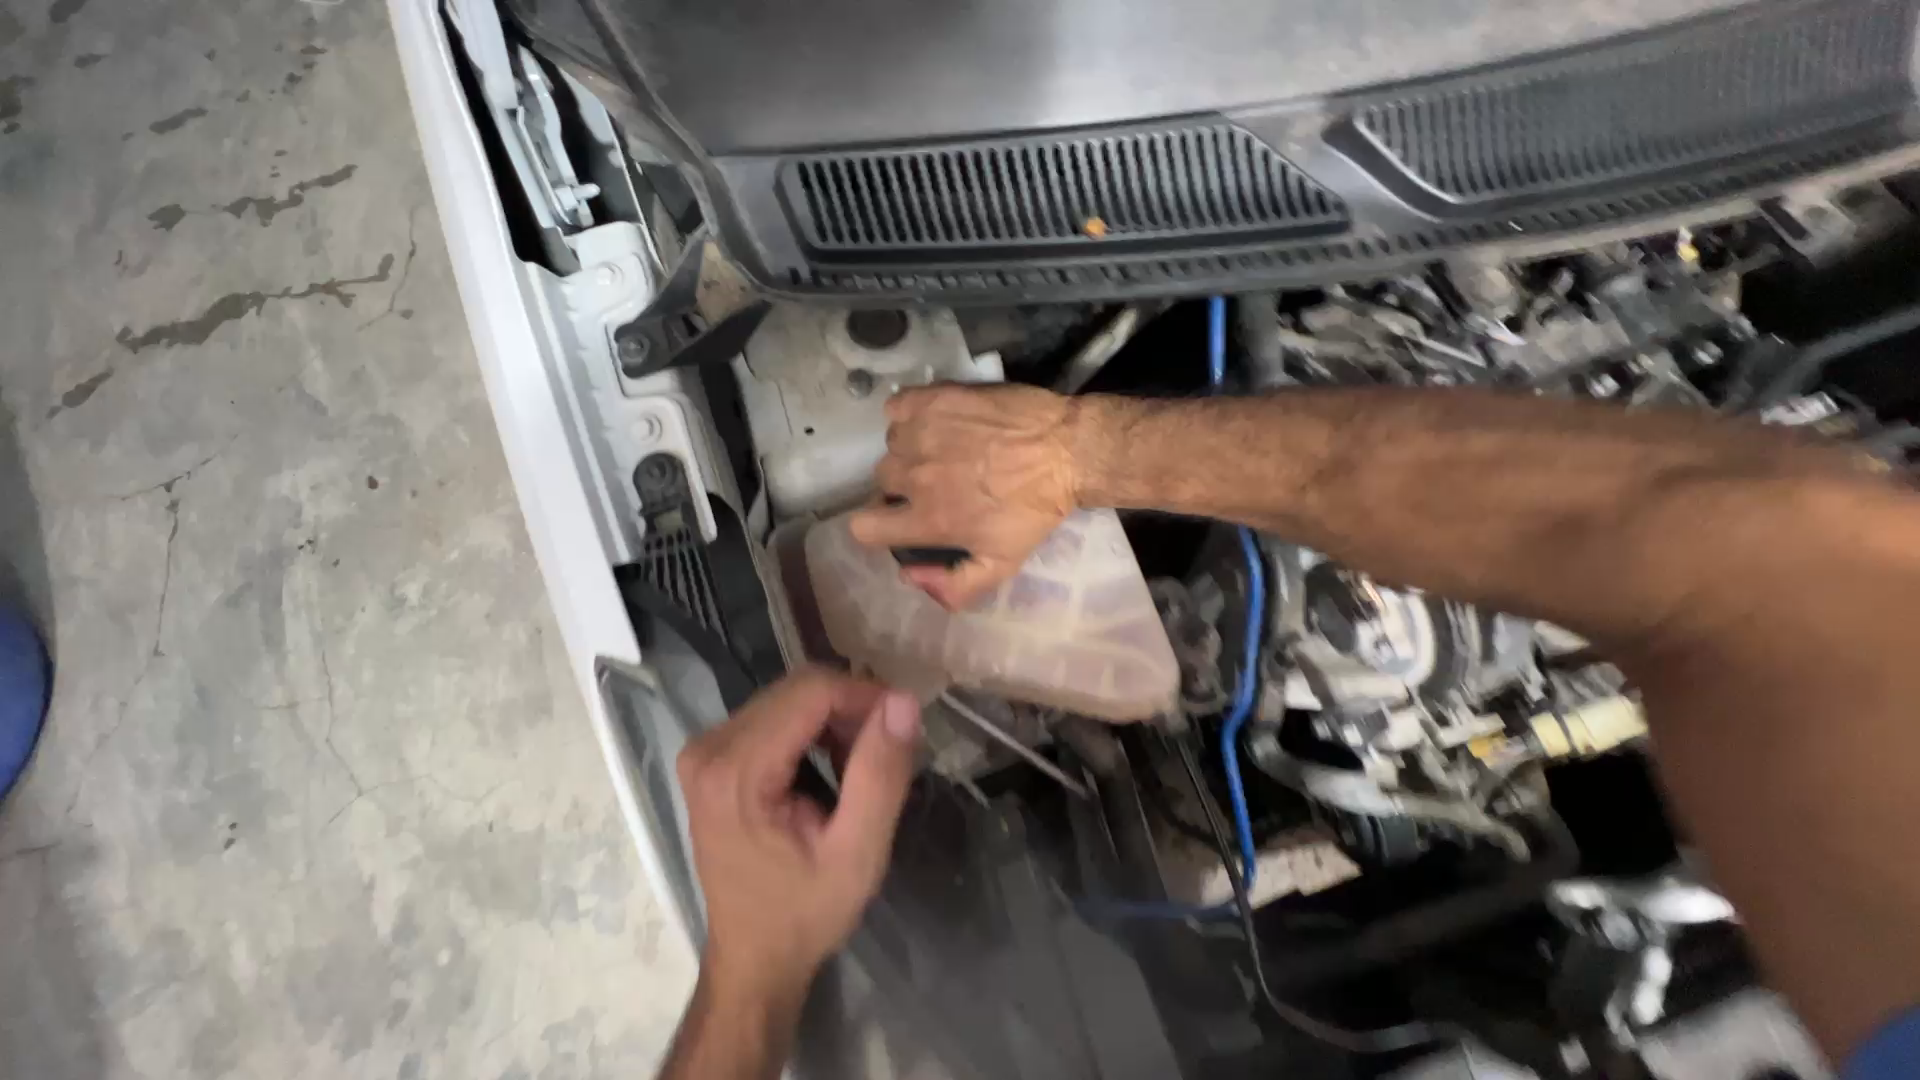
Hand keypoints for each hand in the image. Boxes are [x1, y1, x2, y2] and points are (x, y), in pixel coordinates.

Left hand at [677, 668, 921, 1005]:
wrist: (755, 958)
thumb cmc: (805, 913)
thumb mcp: (858, 852)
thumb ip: (880, 774)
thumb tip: (903, 701)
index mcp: (735, 770)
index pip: (810, 691)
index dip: (864, 696)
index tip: (903, 727)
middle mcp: (709, 747)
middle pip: (798, 689)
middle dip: (851, 710)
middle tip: (886, 754)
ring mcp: (706, 750)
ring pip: (789, 697)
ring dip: (835, 720)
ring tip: (861, 769)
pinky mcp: (713, 757)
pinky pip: (775, 715)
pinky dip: (814, 730)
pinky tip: (832, 768)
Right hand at [849, 384, 1085, 609]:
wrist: (1067, 450)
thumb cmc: (1036, 509)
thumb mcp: (1004, 563)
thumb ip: (955, 584)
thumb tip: (910, 577)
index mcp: (929, 519)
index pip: (864, 528)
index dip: (876, 527)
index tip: (897, 519)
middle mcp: (916, 476)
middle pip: (882, 482)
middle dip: (903, 485)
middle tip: (937, 480)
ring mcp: (922, 433)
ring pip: (893, 444)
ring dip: (911, 448)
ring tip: (944, 449)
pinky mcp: (933, 398)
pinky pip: (897, 407)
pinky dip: (908, 413)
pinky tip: (934, 421)